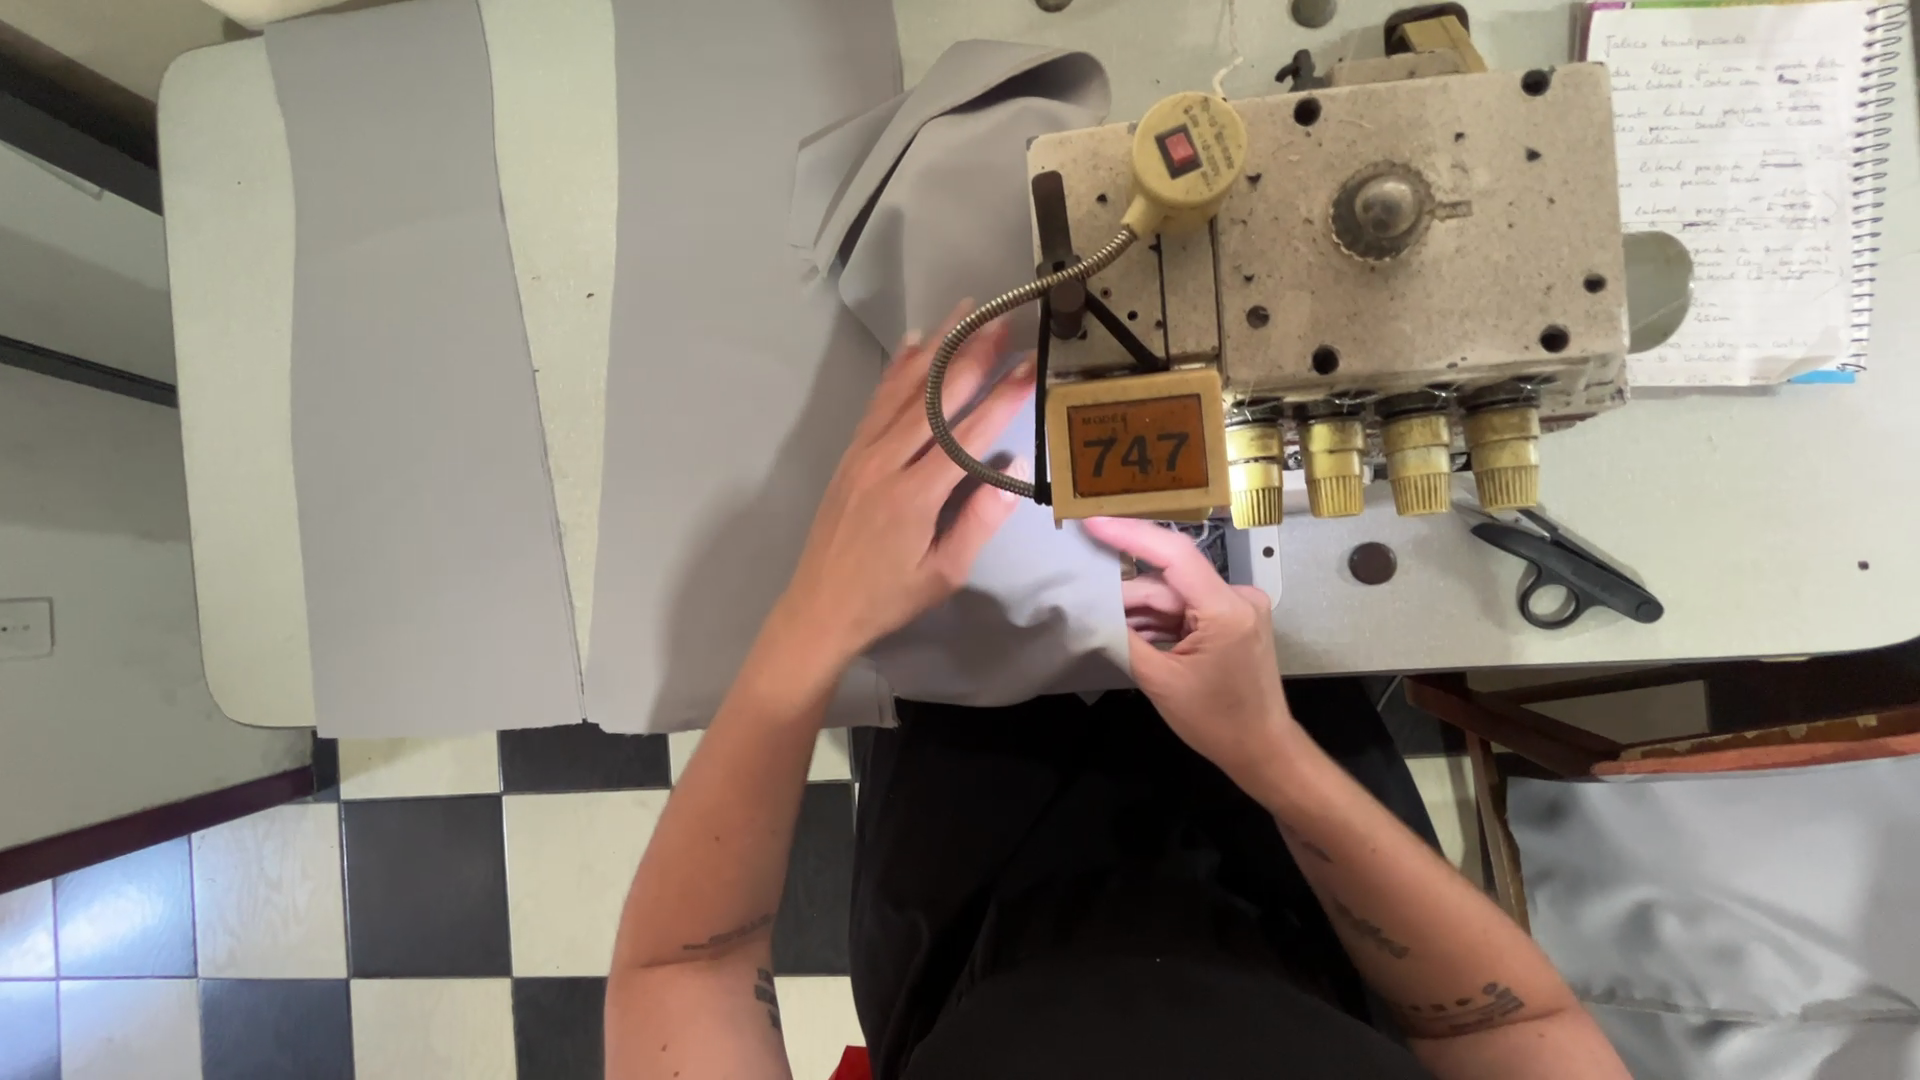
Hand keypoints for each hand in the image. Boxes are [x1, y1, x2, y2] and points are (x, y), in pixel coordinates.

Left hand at [770, 302, 1035, 667]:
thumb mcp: (943, 573)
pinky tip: (914, 345)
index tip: (1030, 365)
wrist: (819, 607)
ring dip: (937, 348)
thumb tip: (1015, 470)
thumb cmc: (886, 598)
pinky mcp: (849, 454)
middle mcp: (886, 462)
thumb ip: (979, 521)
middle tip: (1002, 317)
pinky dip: (897, 371)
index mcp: (915, 495)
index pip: (968, 434)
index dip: (1002, 398)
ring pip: (904, 390)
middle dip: (971, 354)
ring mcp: (863, 453)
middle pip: (935, 398)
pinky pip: (877, 402)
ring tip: (964, 311)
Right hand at [1083, 516, 1304, 793]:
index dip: (1129, 534)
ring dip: (1138, 611)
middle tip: (1084, 606)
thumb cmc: (1216, 722)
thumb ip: (1121, 637)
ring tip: (1105, 627)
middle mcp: (1237, 597)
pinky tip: (1131, 633)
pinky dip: (1157, 620)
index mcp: (1225, 609)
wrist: (1262, 750)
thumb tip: (1086, 608)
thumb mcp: (1159, 681)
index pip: (1173, 555)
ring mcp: (1237, 606)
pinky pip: (1184, 608)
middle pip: (1165, 582)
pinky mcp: (1231, 618)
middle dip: (1124, 596)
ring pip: (1171, 595)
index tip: (1092, 523)